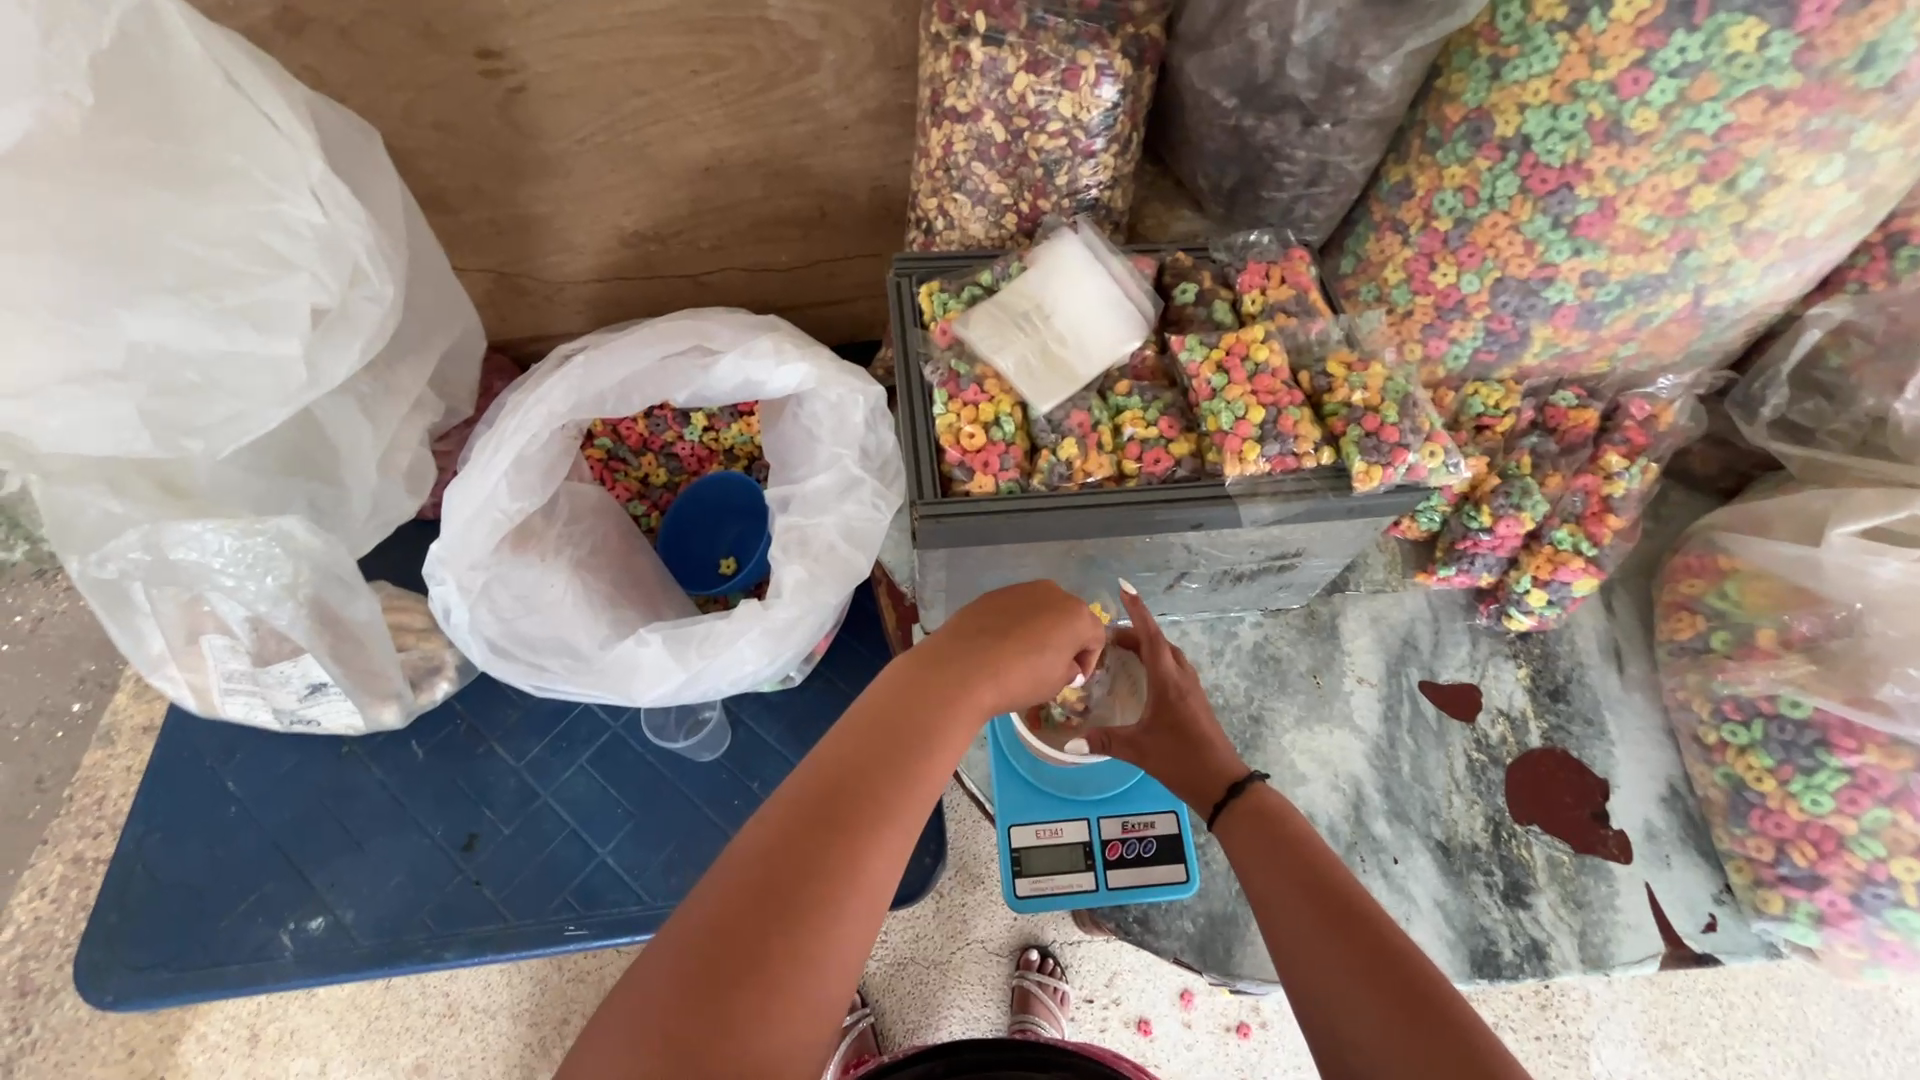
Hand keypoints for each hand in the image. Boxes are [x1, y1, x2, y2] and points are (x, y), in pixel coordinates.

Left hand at [916, 581, 1108, 718]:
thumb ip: (1069, 669)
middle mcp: (1052, 593)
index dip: (1088, 661)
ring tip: (1023, 657)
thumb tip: (1064, 663)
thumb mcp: (1056, 684)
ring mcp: (1019, 590)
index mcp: (1076, 614)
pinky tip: (999, 647)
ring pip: (1040, 610)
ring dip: (1039, 630)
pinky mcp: (991, 595)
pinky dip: (1014, 625)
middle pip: (1069, 617)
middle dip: (1065, 641)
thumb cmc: (1018, 679)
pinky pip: (1014, 610)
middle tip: (1051, 667)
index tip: (1074, 680)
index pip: (1096, 637)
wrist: (960, 669)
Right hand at [1082, 584, 1250, 810]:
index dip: (1137, 610)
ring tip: (1123, 650)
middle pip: (1158, 642)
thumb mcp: (1138, 750)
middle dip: (1135, 631)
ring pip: (1168, 655)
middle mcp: (1181, 677)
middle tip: (1108, 634)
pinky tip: (1144, 675)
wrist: (1222, 783)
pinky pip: (1173, 668)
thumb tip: (1070, 743)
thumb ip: (1104, 741)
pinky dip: (1156, 661)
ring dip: (1147, 646)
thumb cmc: (1181, 760)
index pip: (1150, 636)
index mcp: (1168, 680)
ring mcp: (1191, 689)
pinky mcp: (1195, 701)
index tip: (1124, 587)